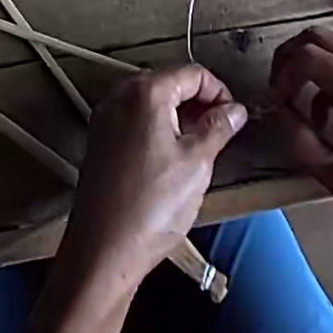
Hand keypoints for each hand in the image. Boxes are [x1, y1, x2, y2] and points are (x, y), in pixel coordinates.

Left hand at [64, 66, 248, 280]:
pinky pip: (135, 119)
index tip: (232, 116)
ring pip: (153, 100)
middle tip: (219, 128)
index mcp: (146, 92)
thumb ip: (219, 126)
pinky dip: (157, 126)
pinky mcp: (97, 143)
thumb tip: (235, 110)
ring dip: (179, 113)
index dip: (219, 92)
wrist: (101, 258)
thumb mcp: (198, 162)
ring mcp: (104, 120)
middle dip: (198, 101)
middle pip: (171, 81)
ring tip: (198, 143)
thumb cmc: (150, 208)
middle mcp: (120, 97)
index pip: (194, 74)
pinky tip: (170, 156)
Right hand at [270, 27, 332, 253]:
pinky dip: (329, 79)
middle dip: (290, 58)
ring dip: (309, 68)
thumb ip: (299, 141)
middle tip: (278, 91)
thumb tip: (275, 113)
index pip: (309, 56)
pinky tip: (326, 118)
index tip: (274, 100)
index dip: (282, 73)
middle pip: (320, 37)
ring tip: (299, 110)